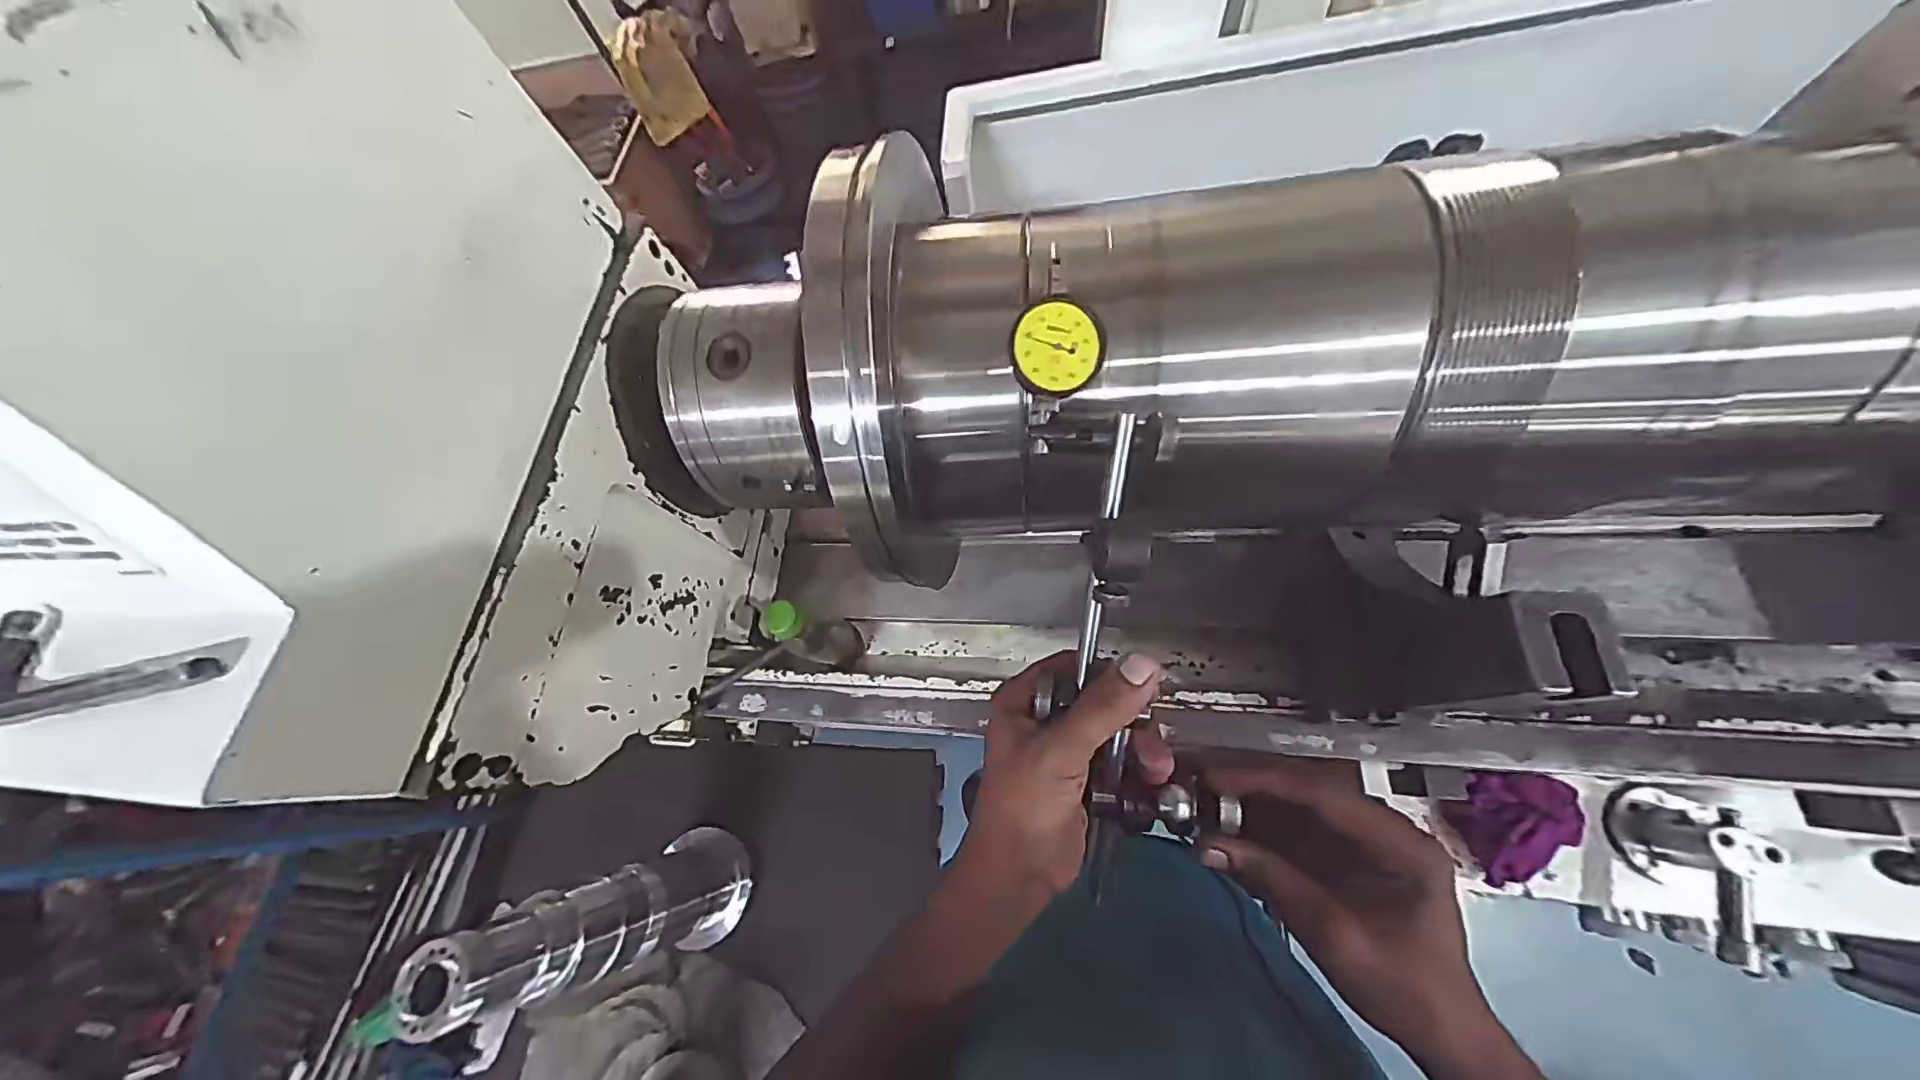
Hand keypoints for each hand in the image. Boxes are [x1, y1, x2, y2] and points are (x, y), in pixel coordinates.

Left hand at [955, 651, 1169, 897]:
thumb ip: (1103, 707)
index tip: (1143, 683)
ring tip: (1156, 771)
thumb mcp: (1061, 749)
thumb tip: (1142, 665)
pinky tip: (1153, 784)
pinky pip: (1119, 763)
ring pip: (1115, 734)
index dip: (1106, 673)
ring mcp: (1065, 753)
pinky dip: (1138, 771)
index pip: (1071, 668)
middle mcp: (1043, 722)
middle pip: (1100, 702)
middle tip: (1152, 743)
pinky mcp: (1085, 781)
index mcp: (1023, 702)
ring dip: (1141, 749)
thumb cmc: (1025, 806)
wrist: (1019, 875)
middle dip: (1132, 721)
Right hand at [1201, 759, 1539, 1079]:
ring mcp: (1364, 840)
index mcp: (1400, 842)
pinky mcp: (1345, 854)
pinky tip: (1224, 823)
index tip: (1215, 777)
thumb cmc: (1401, 987)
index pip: (1323, 792)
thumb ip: (1273, 881)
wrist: (1439, 1032)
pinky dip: (1257, 824)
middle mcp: (1383, 828)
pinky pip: (1295, 827)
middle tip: (1199, 777)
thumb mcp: (1334, 935)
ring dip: (1248, 799)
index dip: (1264, 779)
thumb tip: (1207, 844)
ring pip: (1296, 803)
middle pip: (1307, 788)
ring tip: (1201, 796)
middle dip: (1250, 781)